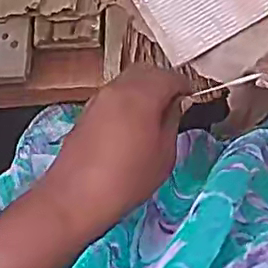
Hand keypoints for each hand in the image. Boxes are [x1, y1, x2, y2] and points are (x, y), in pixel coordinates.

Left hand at [37, 66, 190, 238]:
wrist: (75, 196)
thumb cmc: (127, 179)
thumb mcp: (164, 154)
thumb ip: (172, 121)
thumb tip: (175, 103)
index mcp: (141, 95)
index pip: (169, 76)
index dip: (184, 85)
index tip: (191, 98)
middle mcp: (118, 88)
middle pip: (146, 71)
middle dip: (163, 81)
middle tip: (174, 103)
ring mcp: (99, 98)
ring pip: (127, 80)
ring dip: (143, 89)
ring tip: (153, 116)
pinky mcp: (86, 111)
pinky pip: (113, 94)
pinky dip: (127, 99)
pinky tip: (132, 124)